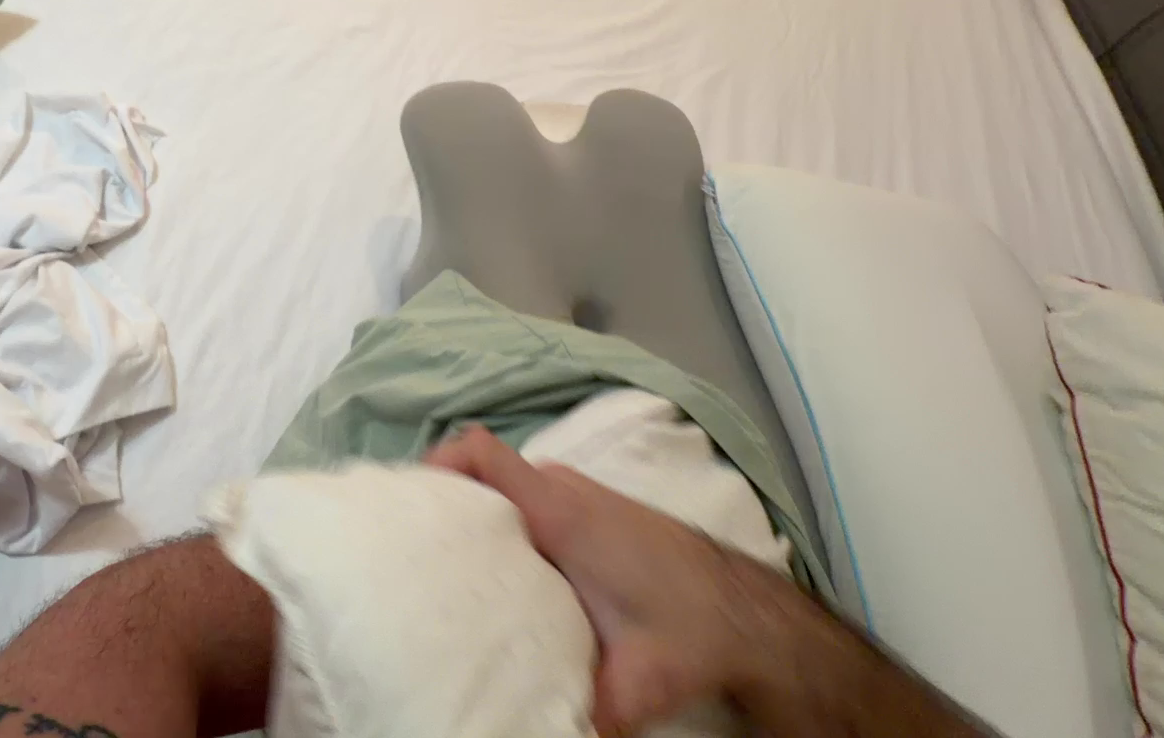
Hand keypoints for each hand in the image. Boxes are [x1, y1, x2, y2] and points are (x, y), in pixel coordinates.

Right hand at [425, 425, 849, 737]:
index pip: (482, 453)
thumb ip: (589, 711)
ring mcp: (578, 492)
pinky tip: (506, 563)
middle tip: (421, 542)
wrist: (753, 615)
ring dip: (477, 508)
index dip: (438, 462)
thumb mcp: (635, 682)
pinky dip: (505, 514)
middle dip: (447, 498)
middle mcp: (562, 488)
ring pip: (505, 483)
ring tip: (456, 556)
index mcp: (558, 513)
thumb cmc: (689, 630)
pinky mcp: (590, 505)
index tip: (410, 499)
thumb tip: (543, 733)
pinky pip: (527, 493)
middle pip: (483, 470)